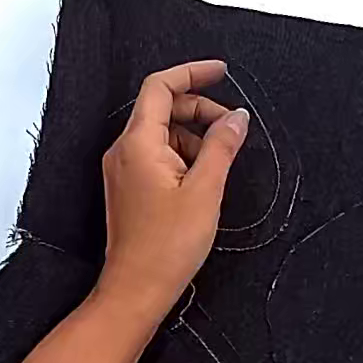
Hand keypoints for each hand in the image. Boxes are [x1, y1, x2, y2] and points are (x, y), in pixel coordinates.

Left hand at [96, 61, 249, 316]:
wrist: (136, 290)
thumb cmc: (167, 246)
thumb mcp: (206, 190)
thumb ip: (222, 146)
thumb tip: (237, 117)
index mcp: (139, 144)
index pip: (160, 87)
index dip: (192, 73)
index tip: (221, 72)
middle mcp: (125, 150)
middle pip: (163, 108)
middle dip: (200, 109)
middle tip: (233, 126)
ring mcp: (125, 168)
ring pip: (163, 132)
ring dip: (195, 134)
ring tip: (222, 157)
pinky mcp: (131, 185)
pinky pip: (158, 153)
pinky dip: (185, 153)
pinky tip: (205, 174)